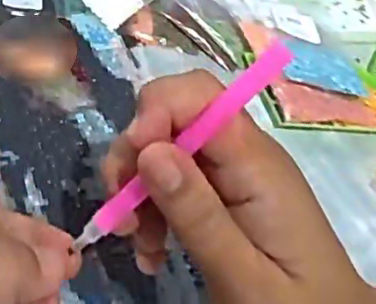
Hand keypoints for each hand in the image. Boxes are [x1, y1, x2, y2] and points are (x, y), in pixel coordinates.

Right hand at [100, 72, 375, 303]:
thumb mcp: (249, 281)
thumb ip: (200, 216)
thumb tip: (148, 149)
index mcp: (256, 161)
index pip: (199, 94)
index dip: (156, 109)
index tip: (133, 157)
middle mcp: (240, 152)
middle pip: (171, 115)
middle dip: (135, 151)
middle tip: (119, 205)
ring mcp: (228, 172)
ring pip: (161, 145)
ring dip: (135, 184)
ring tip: (134, 240)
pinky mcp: (219, 193)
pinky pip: (169, 177)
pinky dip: (148, 205)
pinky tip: (149, 248)